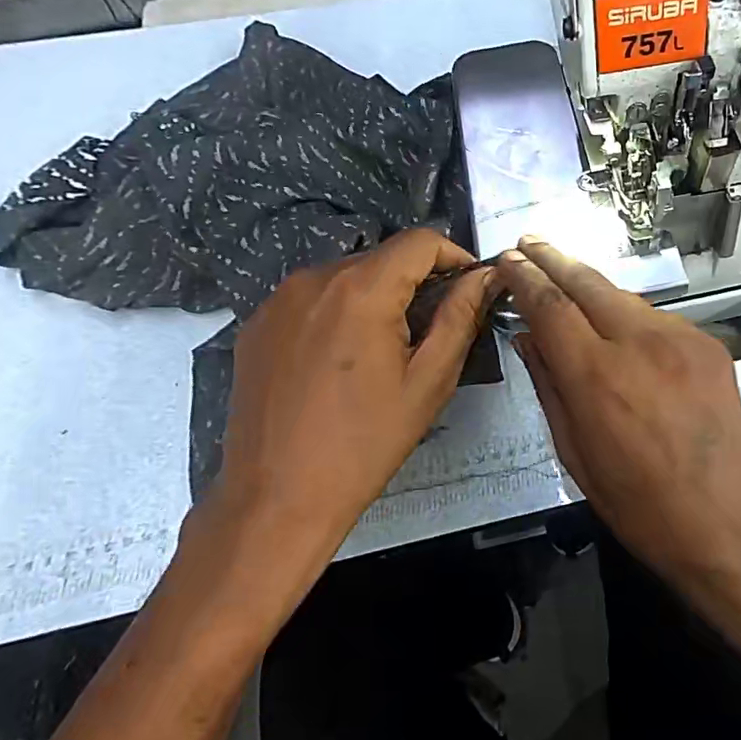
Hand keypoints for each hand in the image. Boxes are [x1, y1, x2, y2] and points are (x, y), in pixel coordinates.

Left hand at [215, 230, 498, 545]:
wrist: (276, 498)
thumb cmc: (366, 442)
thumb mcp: (430, 380)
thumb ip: (460, 316)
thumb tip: (485, 277)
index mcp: (360, 291)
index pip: (420, 241)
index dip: (454, 257)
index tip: (470, 290)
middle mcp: (312, 280)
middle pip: (382, 257)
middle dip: (417, 281)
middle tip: (434, 329)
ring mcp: (276, 302)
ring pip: (347, 276)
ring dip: (378, 296)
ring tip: (389, 348)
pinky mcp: (255, 326)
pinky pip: (313, 299)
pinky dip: (340, 312)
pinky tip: (344, 360)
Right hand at [497, 237, 740, 591]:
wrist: (719, 512)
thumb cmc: (638, 500)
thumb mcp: (575, 451)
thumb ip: (549, 385)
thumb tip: (530, 339)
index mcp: (597, 376)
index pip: (550, 305)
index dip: (524, 278)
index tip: (507, 262)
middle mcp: (641, 345)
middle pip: (589, 282)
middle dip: (555, 259)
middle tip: (532, 244)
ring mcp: (682, 339)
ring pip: (627, 299)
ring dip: (596, 291)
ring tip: (572, 288)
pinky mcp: (709, 345)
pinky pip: (661, 321)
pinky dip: (635, 321)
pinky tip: (625, 334)